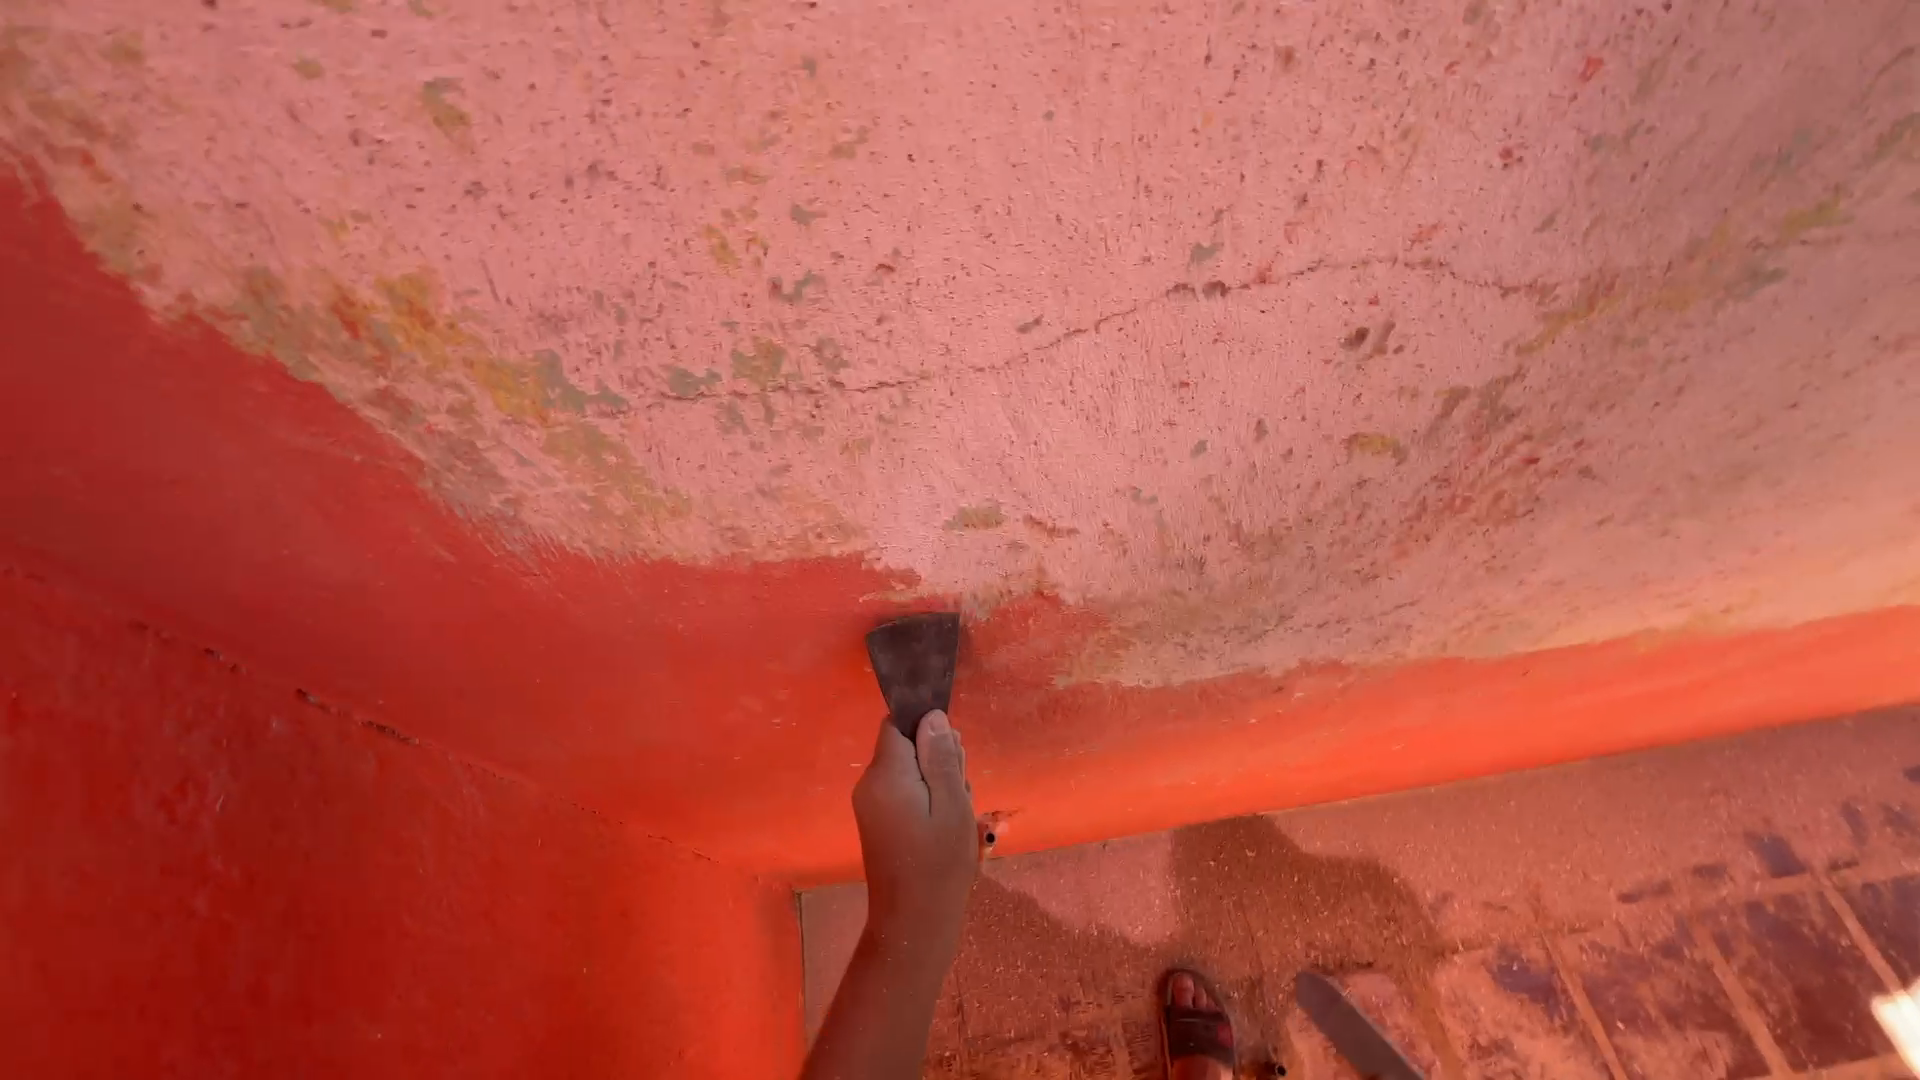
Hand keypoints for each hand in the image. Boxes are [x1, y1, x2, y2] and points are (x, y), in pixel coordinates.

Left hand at [852, 709, 977, 947]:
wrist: (914, 924)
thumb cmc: (939, 863)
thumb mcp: (951, 804)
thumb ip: (941, 757)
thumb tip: (932, 716)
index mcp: (885, 774)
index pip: (898, 724)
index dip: (927, 729)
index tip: (952, 756)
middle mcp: (870, 783)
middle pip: (906, 746)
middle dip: (938, 759)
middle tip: (958, 794)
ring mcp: (871, 804)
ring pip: (910, 770)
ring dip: (937, 782)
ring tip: (954, 815)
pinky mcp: (878, 821)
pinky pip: (905, 791)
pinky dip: (928, 800)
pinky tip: (944, 826)